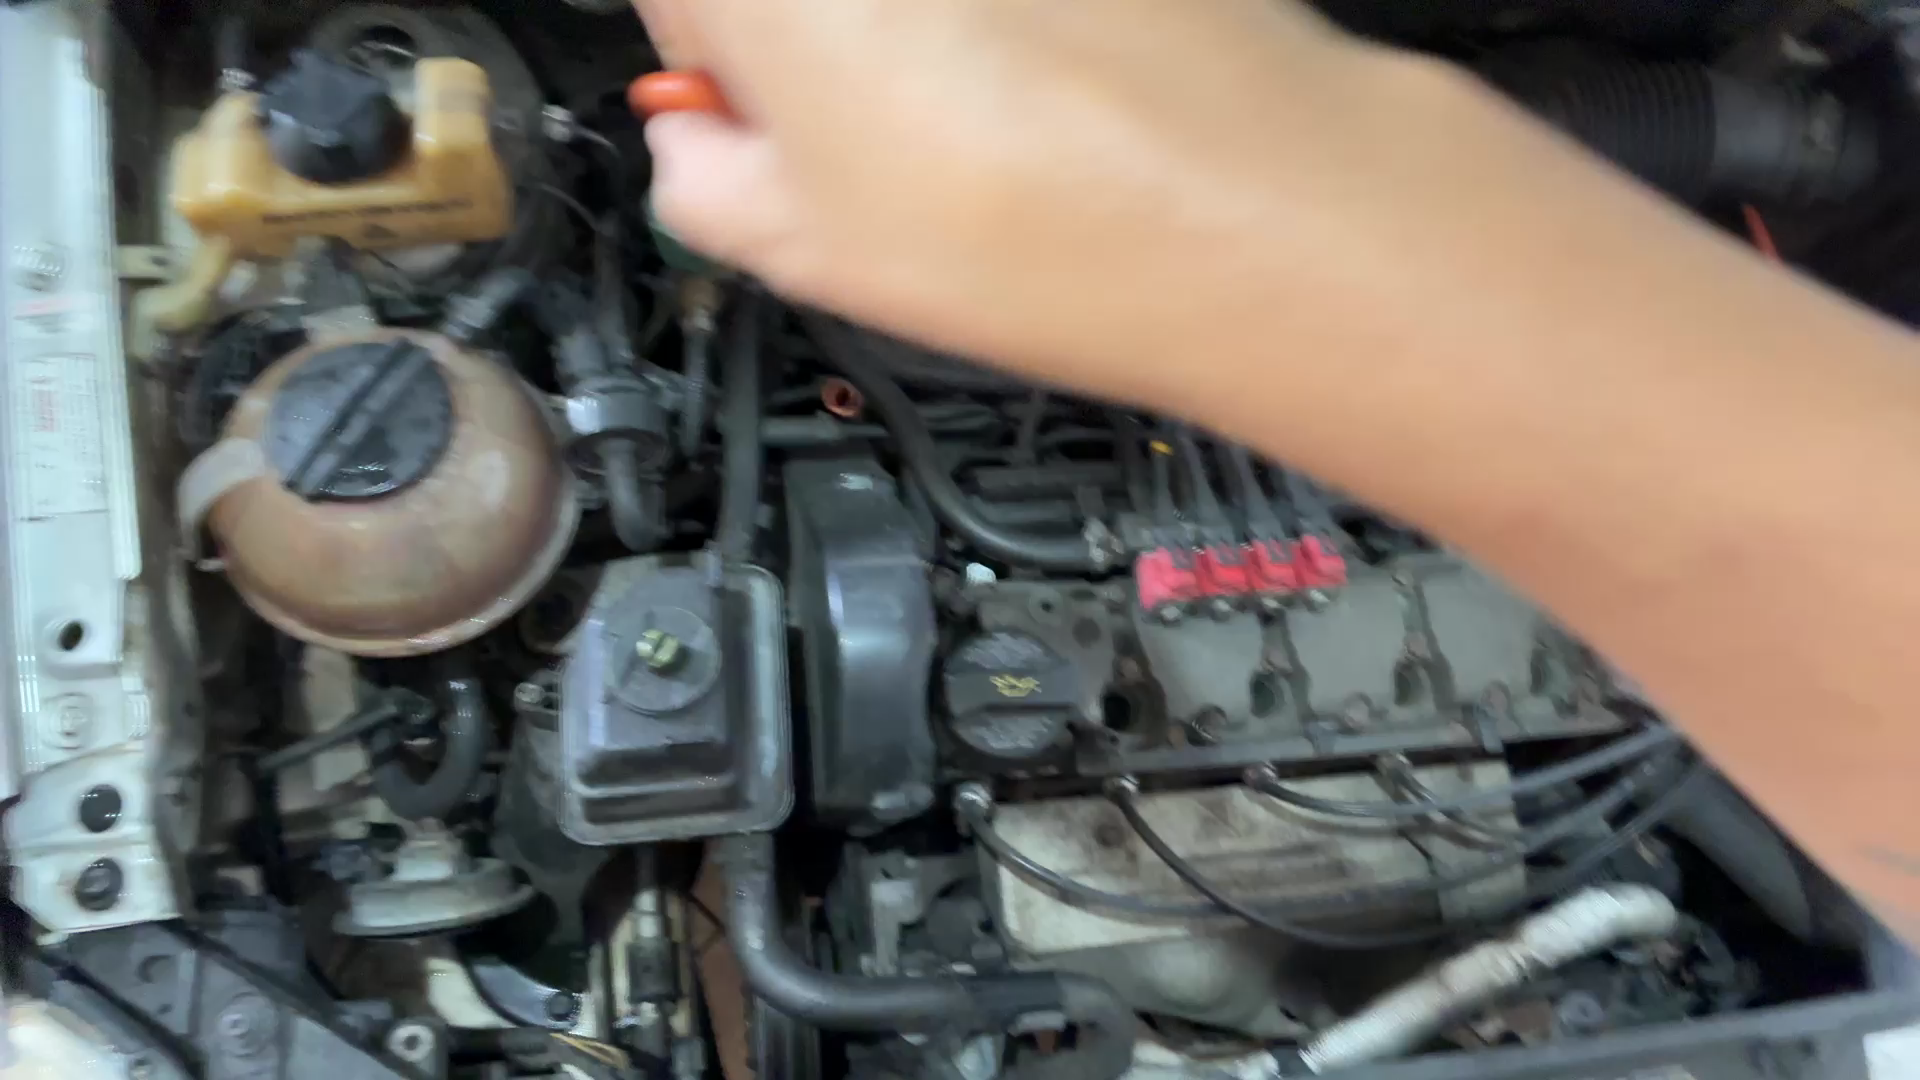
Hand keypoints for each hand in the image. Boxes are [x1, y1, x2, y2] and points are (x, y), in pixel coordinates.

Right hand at [628, 0, 1438, 408]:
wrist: (1231, 218)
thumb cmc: (1032, 240)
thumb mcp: (805, 249)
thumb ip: (705, 181)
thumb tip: (697, 149)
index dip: (711, 61)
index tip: (750, 120)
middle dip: (810, 51)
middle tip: (868, 148)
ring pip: (912, 6)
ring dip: (914, 45)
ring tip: (973, 139)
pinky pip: (1009, 6)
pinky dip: (1005, 33)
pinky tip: (1040, 100)